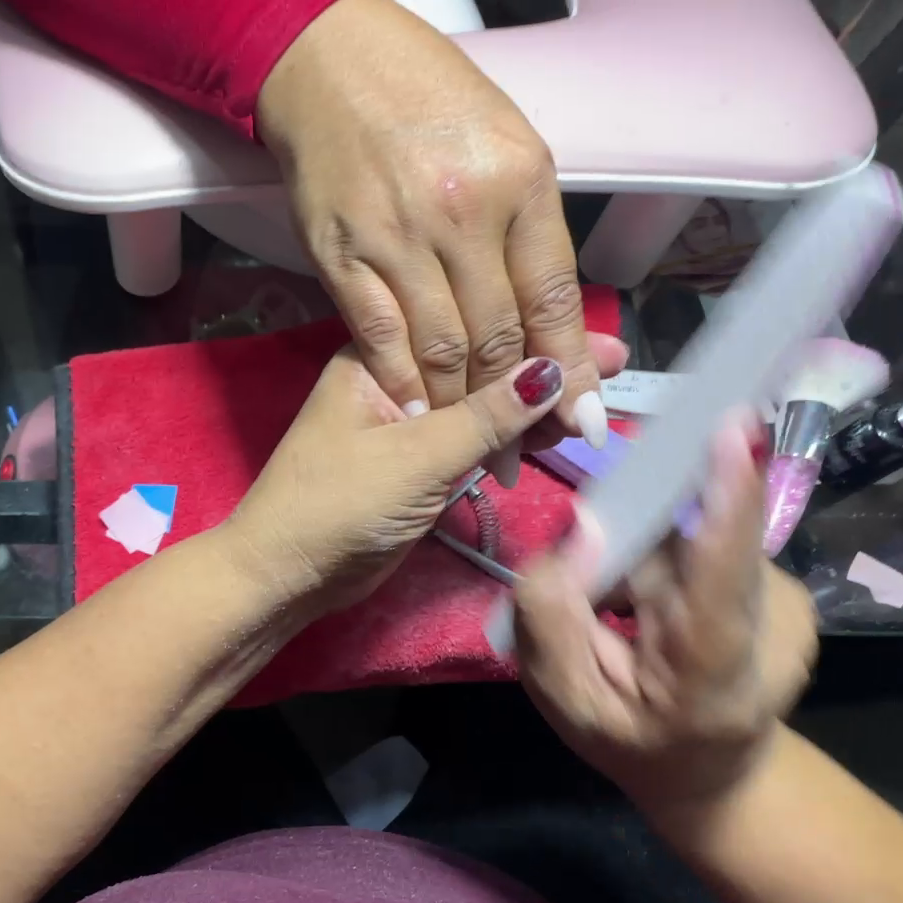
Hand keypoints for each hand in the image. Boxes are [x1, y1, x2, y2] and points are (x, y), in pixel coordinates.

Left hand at [222, 344, 575, 613]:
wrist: (289, 573)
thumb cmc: (338, 504)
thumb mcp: (416, 456)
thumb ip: (485, 416)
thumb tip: (554, 370)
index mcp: (379, 357)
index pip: (467, 329)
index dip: (533, 335)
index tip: (597, 345)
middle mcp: (394, 380)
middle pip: (479, 365)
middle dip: (543, 371)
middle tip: (613, 369)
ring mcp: (404, 424)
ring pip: (479, 406)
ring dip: (530, 409)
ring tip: (593, 406)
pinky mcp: (413, 464)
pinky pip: (470, 442)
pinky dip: (507, 440)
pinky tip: (548, 435)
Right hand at [255, 0, 610, 483]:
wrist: (325, 70)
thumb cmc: (420, 98)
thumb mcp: (502, 143)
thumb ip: (525, 228)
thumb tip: (543, 312)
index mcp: (519, 179)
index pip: (551, 296)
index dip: (569, 368)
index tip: (578, 419)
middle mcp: (462, 214)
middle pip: (499, 334)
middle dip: (514, 408)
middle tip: (520, 458)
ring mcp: (397, 239)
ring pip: (441, 347)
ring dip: (459, 411)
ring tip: (475, 455)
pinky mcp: (342, 259)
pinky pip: (380, 337)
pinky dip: (402, 384)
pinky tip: (417, 417)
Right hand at [511, 418, 817, 810]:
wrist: (712, 776)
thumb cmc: (624, 740)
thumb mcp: (559, 692)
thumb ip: (552, 611)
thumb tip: (582, 521)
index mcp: (712, 677)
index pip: (721, 579)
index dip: (722, 502)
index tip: (727, 429)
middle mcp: (772, 631)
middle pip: (696, 545)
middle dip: (631, 536)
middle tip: (590, 585)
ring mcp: (789, 608)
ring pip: (693, 541)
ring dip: (640, 557)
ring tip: (617, 614)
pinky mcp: (784, 591)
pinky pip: (703, 547)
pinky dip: (662, 563)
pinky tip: (650, 606)